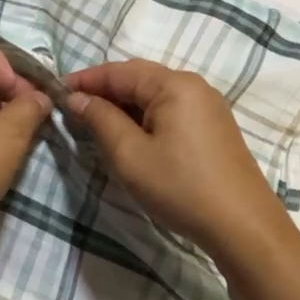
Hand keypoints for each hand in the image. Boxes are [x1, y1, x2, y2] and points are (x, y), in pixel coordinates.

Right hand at [64, 60, 284, 255]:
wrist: (244, 229)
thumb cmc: (181, 187)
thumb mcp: (129, 155)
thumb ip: (100, 119)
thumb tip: (76, 98)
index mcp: (174, 85)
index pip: (118, 71)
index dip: (84, 80)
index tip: (55, 93)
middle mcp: (193, 86)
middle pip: (137, 78)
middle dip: (103, 91)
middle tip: (72, 110)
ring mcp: (208, 106)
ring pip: (153, 95)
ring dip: (122, 105)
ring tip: (95, 125)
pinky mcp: (213, 127)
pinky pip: (169, 109)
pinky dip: (143, 117)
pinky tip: (130, 137)